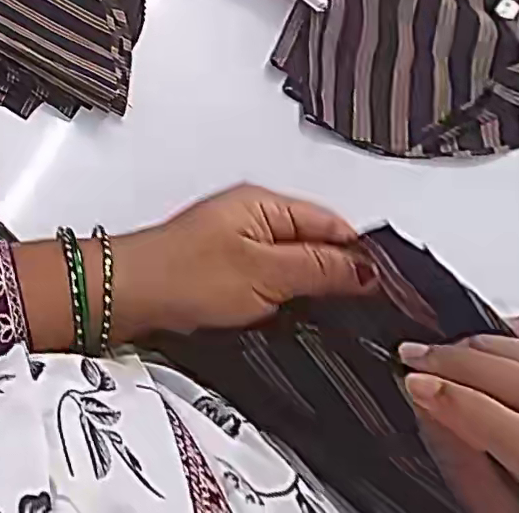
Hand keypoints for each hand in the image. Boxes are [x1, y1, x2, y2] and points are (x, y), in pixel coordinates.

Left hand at [112, 185, 376, 338]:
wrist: (132, 293)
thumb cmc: (181, 273)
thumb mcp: (264, 272)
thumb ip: (320, 268)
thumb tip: (367, 268)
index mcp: (262, 202)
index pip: (333, 222)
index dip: (363, 256)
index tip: (386, 291)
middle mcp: (252, 215)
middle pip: (317, 242)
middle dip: (339, 274)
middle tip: (356, 311)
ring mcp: (240, 241)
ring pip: (297, 263)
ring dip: (312, 289)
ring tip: (319, 315)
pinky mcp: (229, 265)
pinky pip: (274, 278)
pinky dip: (286, 297)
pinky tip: (288, 316)